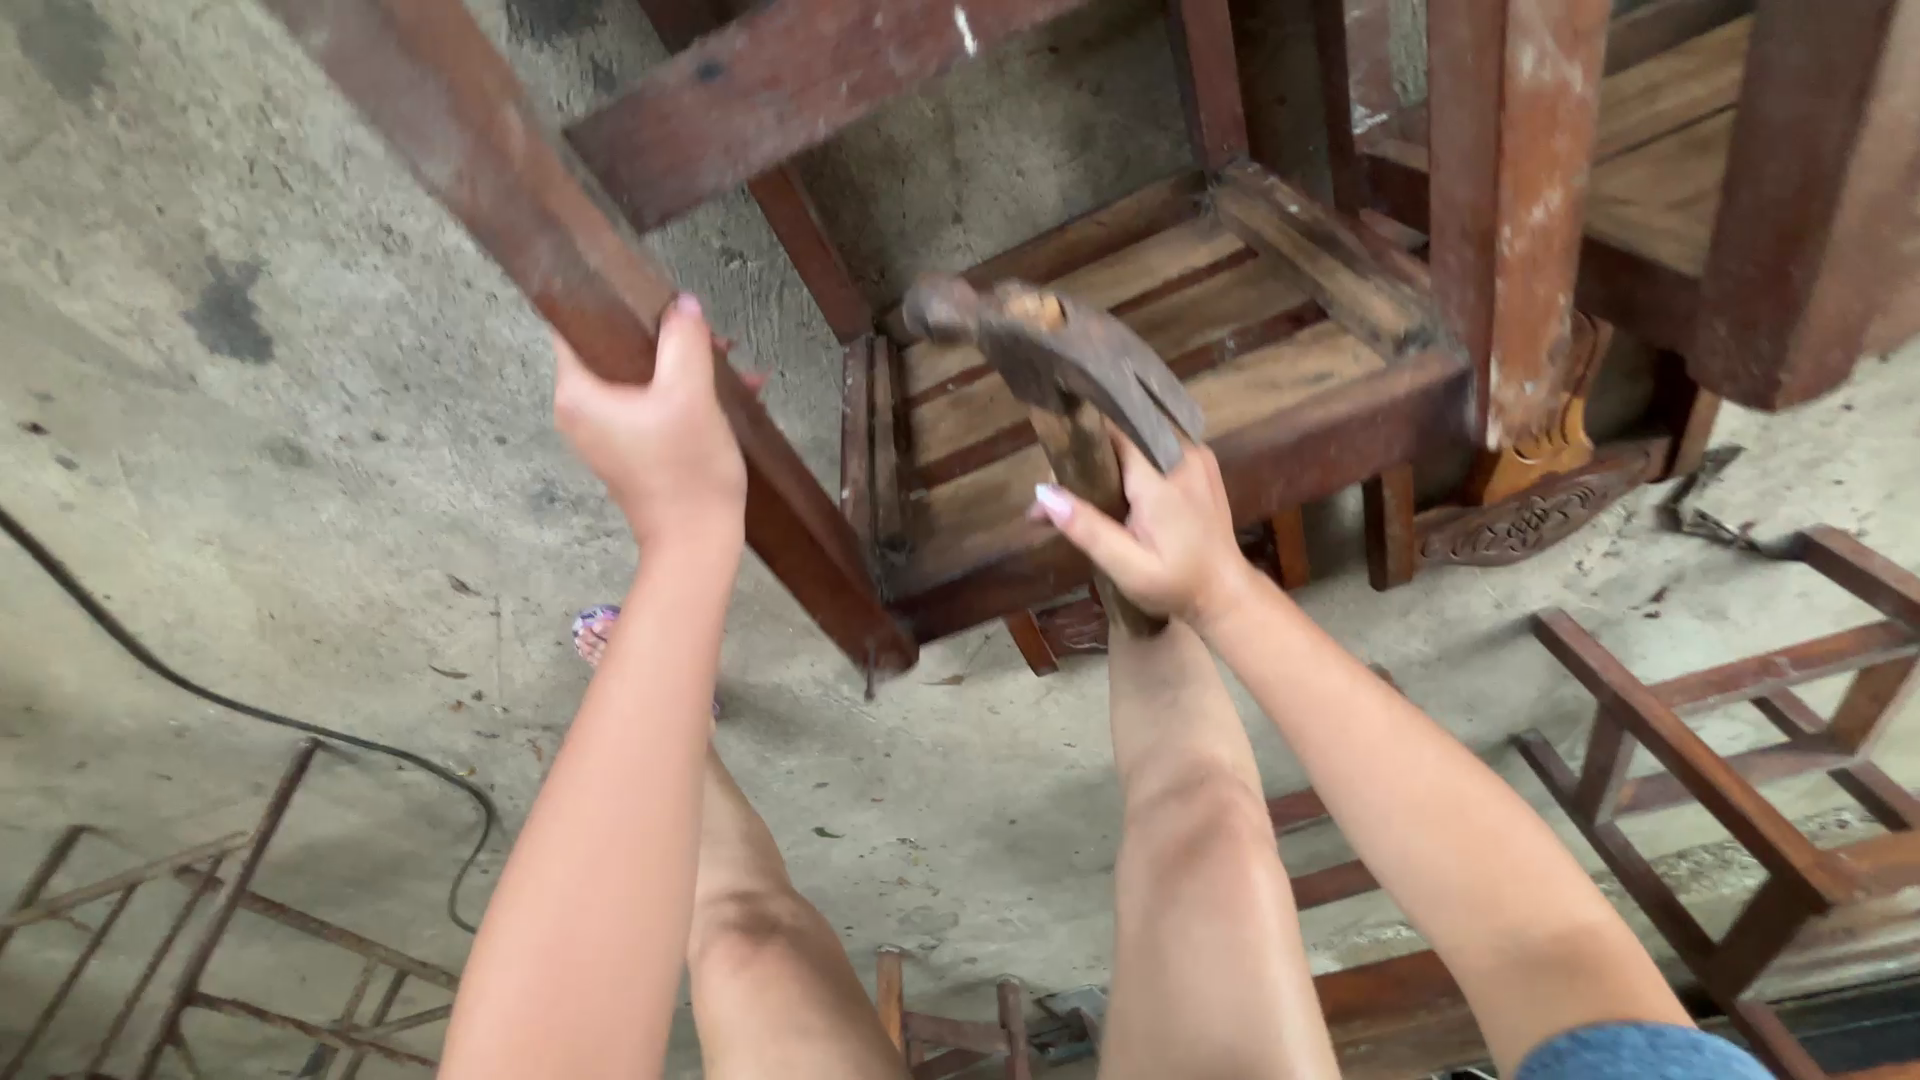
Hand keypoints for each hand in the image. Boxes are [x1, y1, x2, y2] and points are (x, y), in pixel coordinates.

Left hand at [552, 294, 750, 548]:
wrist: (698, 542)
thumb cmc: (688, 470)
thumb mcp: (691, 395)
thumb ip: (684, 340)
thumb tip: (682, 303)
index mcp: (577, 393)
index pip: (577, 323)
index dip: (615, 301)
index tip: (656, 295)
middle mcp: (582, 412)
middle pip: (618, 349)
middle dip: (668, 338)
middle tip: (711, 336)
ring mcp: (608, 435)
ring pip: (643, 378)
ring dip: (687, 368)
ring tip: (733, 366)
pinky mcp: (634, 451)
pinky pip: (656, 406)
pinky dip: (688, 397)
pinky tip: (734, 396)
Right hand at [1030, 431, 1250, 626]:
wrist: (1225, 591)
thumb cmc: (1176, 584)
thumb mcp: (1127, 567)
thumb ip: (1087, 529)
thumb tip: (1044, 495)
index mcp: (1161, 478)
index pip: (1111, 432)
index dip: (1080, 447)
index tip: (1058, 476)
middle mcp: (1181, 454)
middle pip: (1122, 434)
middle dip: (1090, 459)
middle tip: (1065, 496)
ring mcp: (1196, 455)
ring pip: (1137, 439)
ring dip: (1110, 461)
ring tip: (1090, 497)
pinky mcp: (1200, 462)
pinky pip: (1155, 448)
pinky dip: (1133, 464)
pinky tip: (1122, 495)